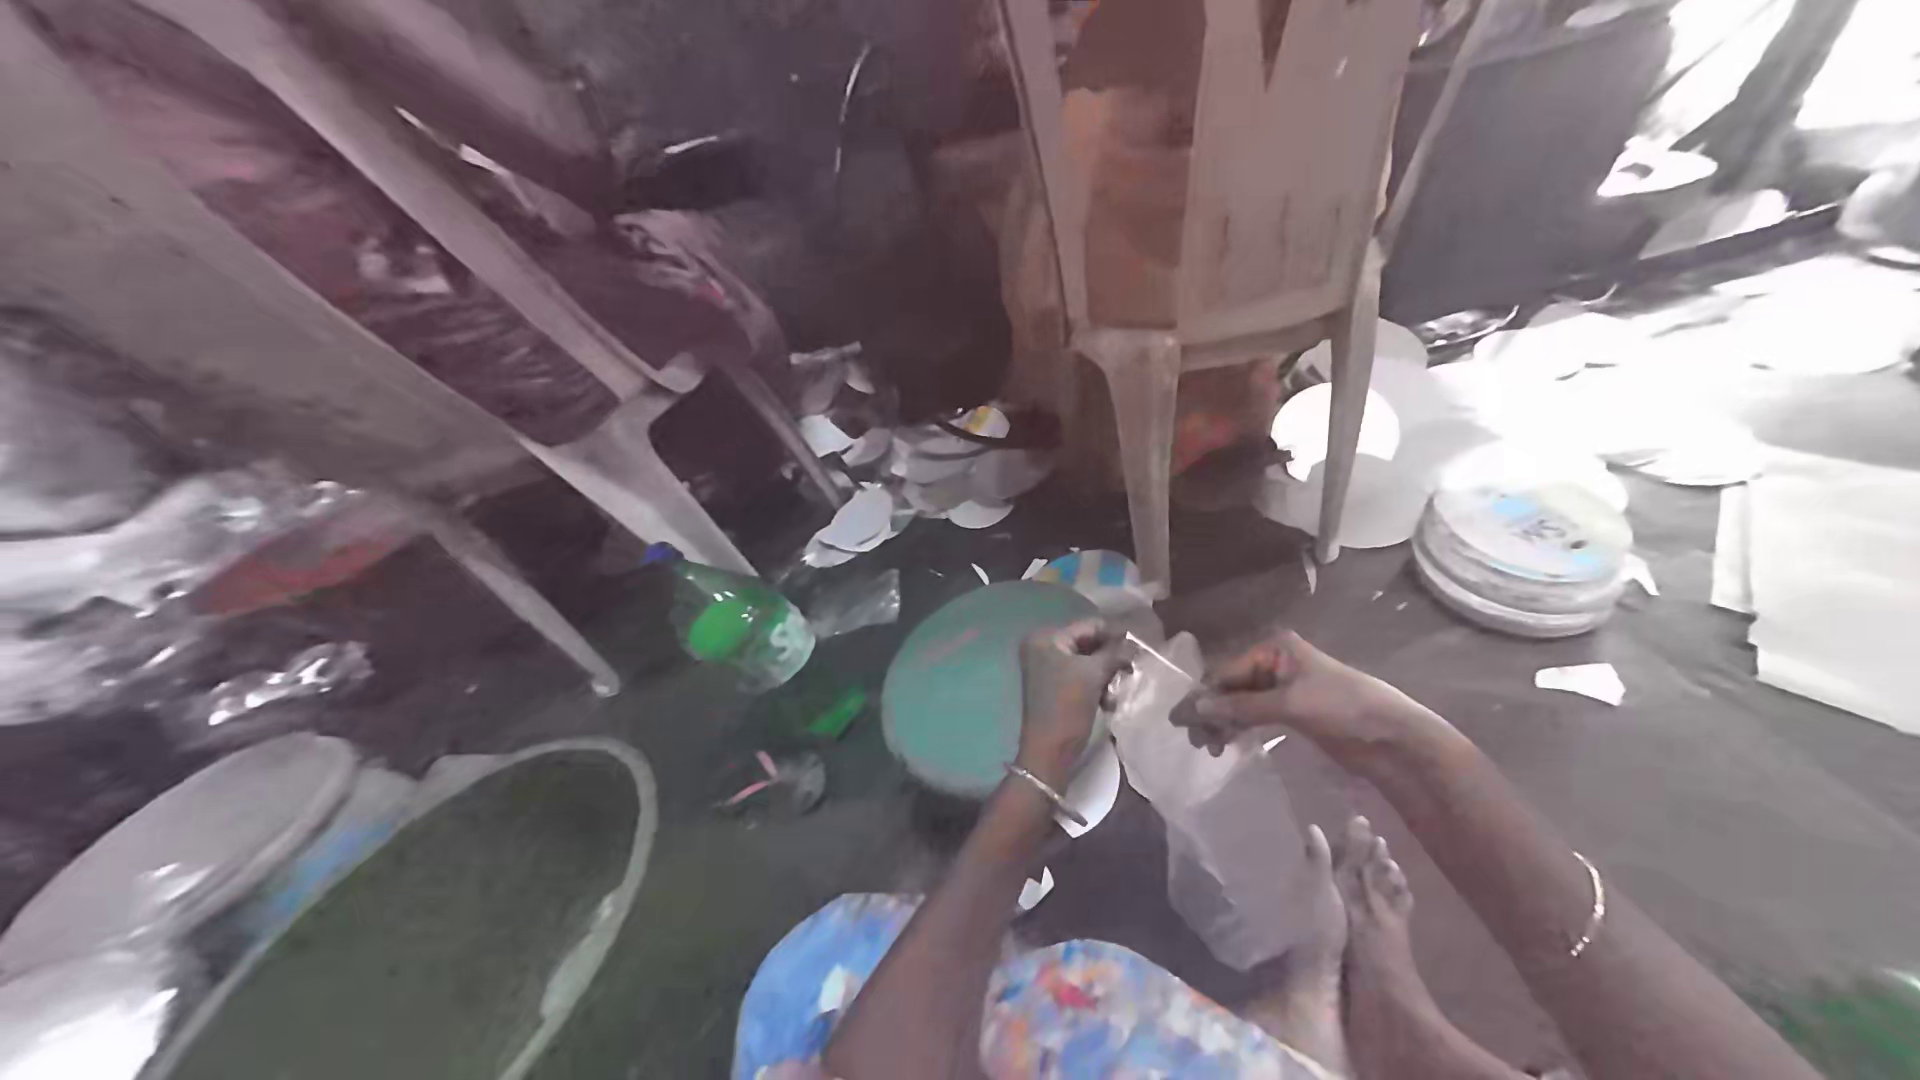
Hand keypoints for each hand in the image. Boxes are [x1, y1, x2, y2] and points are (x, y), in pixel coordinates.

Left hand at [1017, 618, 1130, 787]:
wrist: (1049, 751)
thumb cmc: (1067, 707)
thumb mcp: (1093, 675)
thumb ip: (1115, 652)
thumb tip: (1135, 641)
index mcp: (1046, 638)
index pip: (1089, 625)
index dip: (1116, 634)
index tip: (1141, 646)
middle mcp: (1042, 646)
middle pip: (1088, 641)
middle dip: (1111, 655)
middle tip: (1134, 666)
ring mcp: (1046, 665)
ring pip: (1087, 659)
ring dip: (1107, 671)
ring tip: (1123, 683)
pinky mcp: (1054, 684)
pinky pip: (1081, 674)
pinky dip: (1097, 682)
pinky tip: (1109, 697)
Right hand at [1173, 630, 1452, 771]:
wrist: (1396, 739)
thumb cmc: (1344, 708)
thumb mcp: (1289, 704)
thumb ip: (1241, 706)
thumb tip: (1195, 707)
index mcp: (1275, 649)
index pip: (1227, 670)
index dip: (1203, 695)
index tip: (1182, 720)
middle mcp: (1275, 663)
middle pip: (1230, 686)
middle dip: (1211, 711)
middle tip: (1197, 740)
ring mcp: (1283, 688)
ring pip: (1239, 703)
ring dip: (1223, 722)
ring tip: (1211, 747)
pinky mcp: (1292, 712)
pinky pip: (1253, 715)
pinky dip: (1238, 727)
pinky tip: (1227, 743)